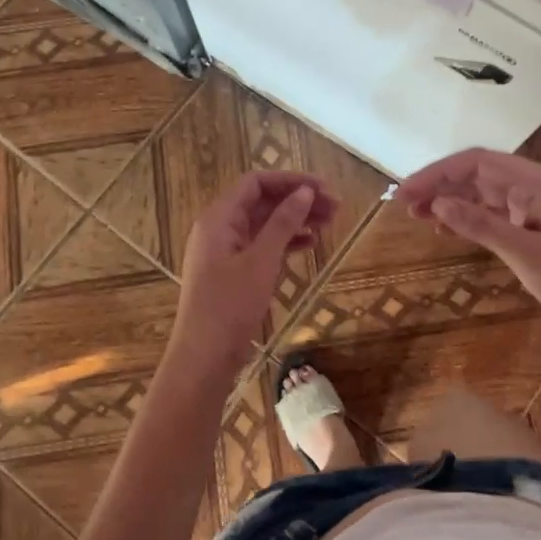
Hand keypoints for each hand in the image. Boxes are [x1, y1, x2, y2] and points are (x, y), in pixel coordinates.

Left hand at [174, 171, 339, 375]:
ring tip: (330, 222)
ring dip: (295, 220)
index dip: (290, 181)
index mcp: (218, 218)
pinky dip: (285, 242)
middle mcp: (218, 228)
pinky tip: (310, 245)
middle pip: (261, 202)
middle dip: (297, 200)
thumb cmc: (230, 306)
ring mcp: (224, 251)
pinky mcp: (232, 273)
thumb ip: (283, 223)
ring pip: (264, 224)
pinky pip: (261, 246)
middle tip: (336, 206)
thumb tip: (304, 192)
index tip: (324, 188)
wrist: (204, 358)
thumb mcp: (261, 261)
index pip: (256, 183)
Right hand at [395, 148, 540, 341]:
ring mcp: (538, 208)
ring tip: (418, 216)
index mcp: (538, 182)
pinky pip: (495, 213)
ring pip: (485, 194)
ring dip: (452, 201)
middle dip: (441, 185)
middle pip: (479, 174)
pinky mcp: (537, 229)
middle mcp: (537, 187)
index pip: (478, 162)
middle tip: (405, 205)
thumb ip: (481, 224)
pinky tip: (448, 229)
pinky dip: (470, 218)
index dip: (438, 173)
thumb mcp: (526, 253)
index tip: (406, 191)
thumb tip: (438, 203)